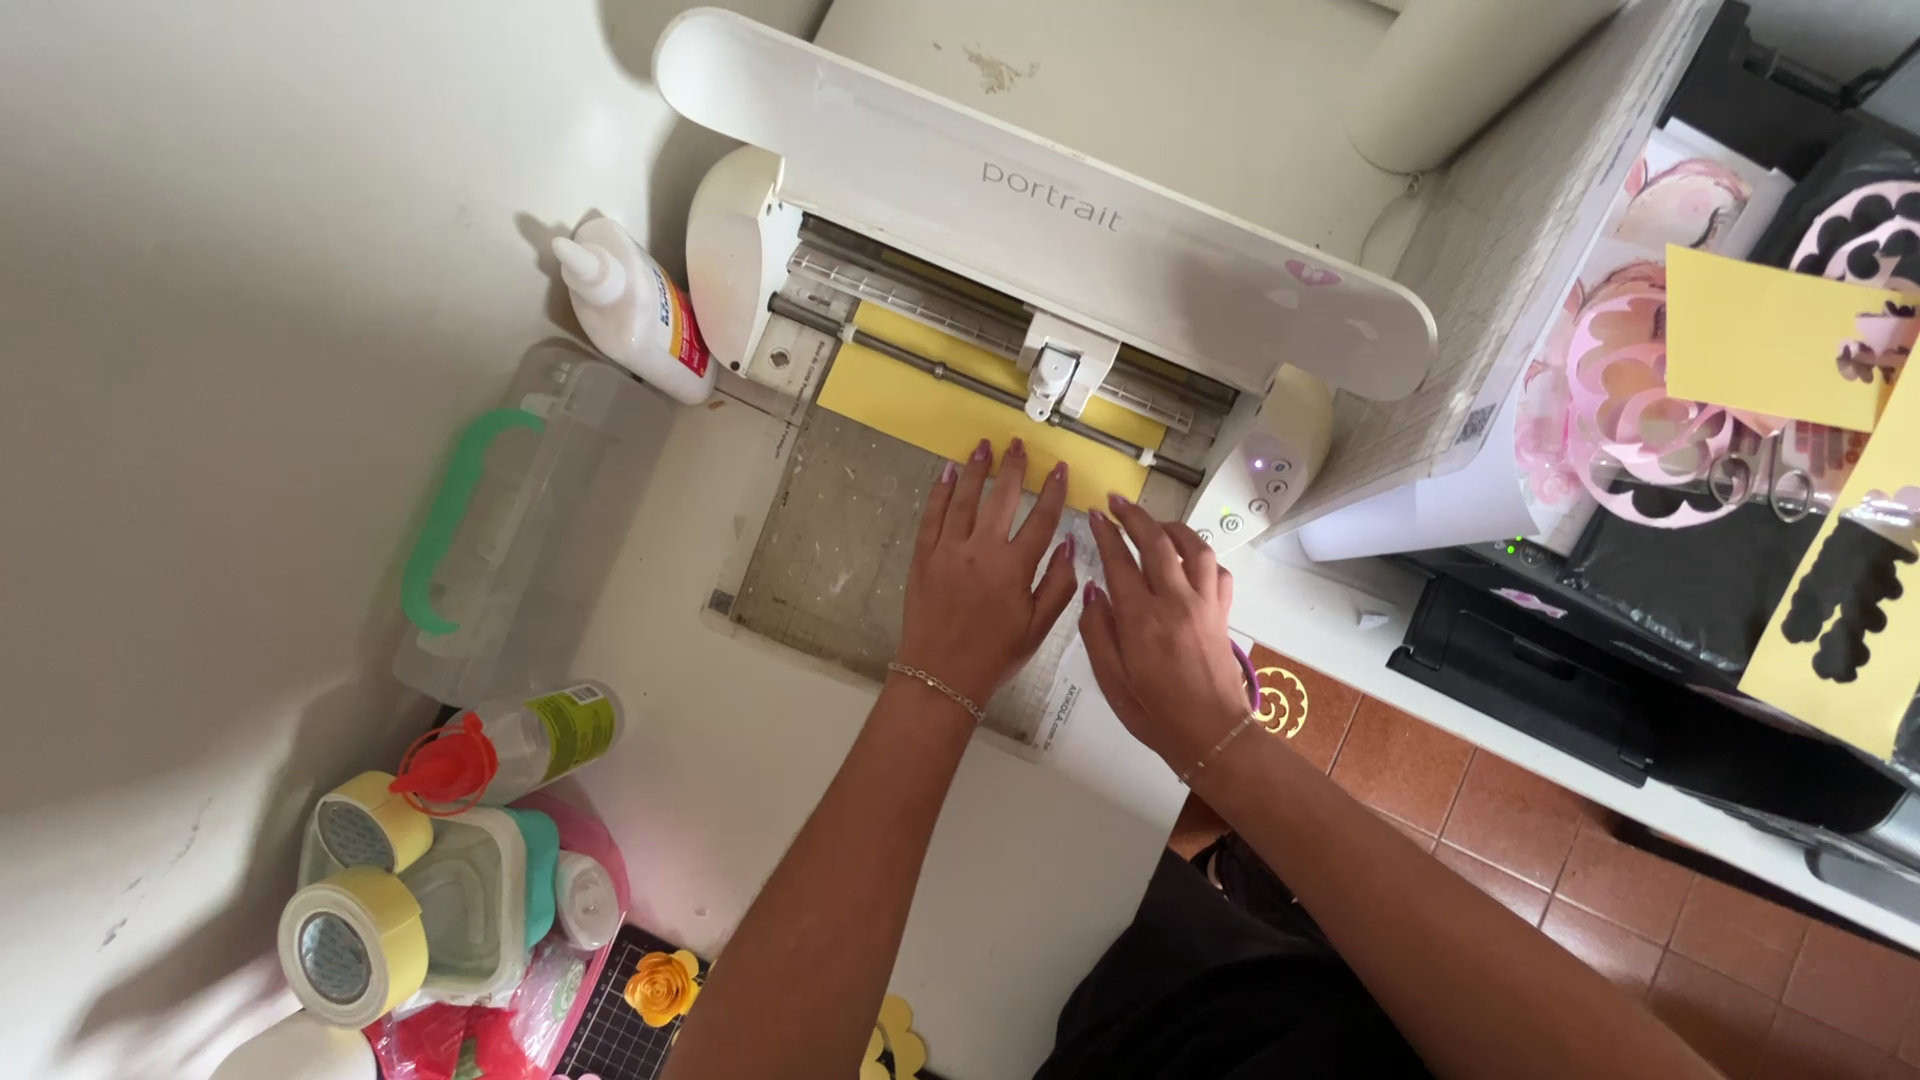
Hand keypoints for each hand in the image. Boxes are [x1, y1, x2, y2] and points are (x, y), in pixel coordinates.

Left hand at [897, 437, 1077, 708]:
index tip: (1060, 468)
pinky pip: (932, 516)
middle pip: (1001, 498)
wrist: (940, 676)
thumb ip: (1058, 584)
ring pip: (964, 499)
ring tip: (984, 446)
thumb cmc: (994, 655)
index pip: (1041, 519)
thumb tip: (1068, 544)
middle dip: (1013, 468)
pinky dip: (940, 492)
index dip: (1054, 491)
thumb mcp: (1038, 628)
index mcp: (1014, 568)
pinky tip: (946, 473)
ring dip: (975, 469)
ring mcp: (948, 550)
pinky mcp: (923, 556)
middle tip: (1018, 444)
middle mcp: (981, 550)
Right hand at [1080, 495, 1249, 770]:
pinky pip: (1218, 572)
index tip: (1095, 514)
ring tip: (1155, 523)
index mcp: (1142, 619)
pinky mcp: (1222, 614)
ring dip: (1173, 527)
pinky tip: (1189, 560)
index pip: (1120, 560)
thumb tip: (1094, 590)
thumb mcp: (1110, 678)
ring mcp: (1205, 605)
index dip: (1106, 533)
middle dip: (1135, 516)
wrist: (1211, 735)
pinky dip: (1202, 558)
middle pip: (1157, 542)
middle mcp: (1176, 602)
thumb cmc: (1153, 712)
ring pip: (1194, 547)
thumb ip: (1097, 631)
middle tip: (1117, 501)